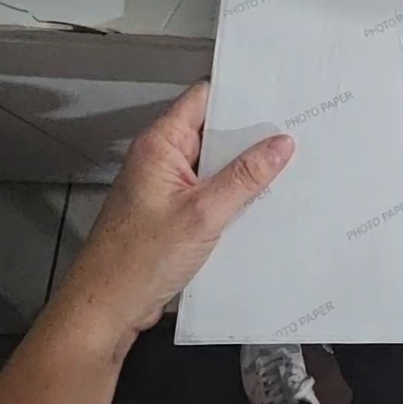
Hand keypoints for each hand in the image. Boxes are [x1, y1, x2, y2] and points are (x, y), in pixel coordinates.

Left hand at [49, 82, 293, 353]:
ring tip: (290, 158)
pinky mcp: (175, 209)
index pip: (204, 97)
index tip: (278, 91)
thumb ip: (245, 176)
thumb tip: (282, 143)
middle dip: (252, 130)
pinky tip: (265, 195)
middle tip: (296, 126)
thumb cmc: (140, 260)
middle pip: (214, 128)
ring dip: (246, 164)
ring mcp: (168, 184)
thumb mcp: (204, 214)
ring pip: (216, 161)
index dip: (240, 92)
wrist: (106, 311)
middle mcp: (163, 157)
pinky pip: (211, 187)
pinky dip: (235, 189)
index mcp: (161, 144)